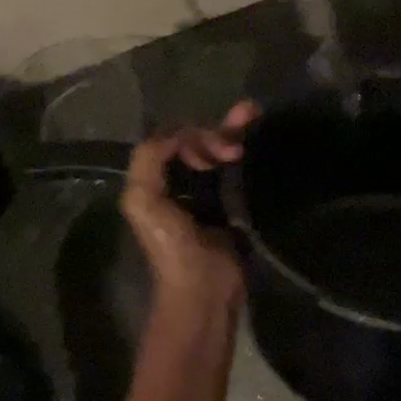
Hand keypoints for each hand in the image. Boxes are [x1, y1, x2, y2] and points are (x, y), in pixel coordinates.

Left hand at [121, 101, 258, 315]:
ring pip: (219, 148)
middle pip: (197, 141)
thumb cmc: (171, 246)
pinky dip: (246, 146)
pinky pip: (238, 167)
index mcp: (155, 180)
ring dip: (233, 129)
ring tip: (252, 113)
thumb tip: (181, 134)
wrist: (205, 286)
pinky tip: (258, 127)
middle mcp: (180, 181)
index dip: (190, 134)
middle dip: (215, 130)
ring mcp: (209, 191)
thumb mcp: (142, 201)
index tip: (210, 151)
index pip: (171, 139)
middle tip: (234, 145)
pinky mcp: (234, 202)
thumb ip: (149, 160)